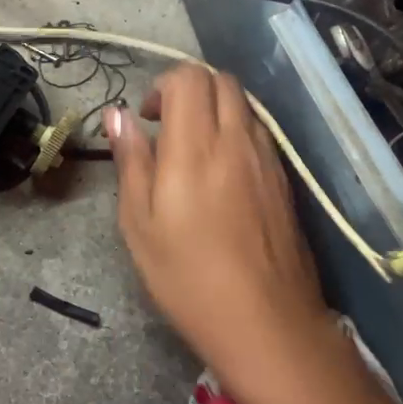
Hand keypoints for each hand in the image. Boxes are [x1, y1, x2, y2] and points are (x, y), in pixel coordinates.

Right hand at [106, 65, 333, 375]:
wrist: (268, 325)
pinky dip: (236, 132)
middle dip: (191, 89)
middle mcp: (236, 142)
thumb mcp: (139, 223)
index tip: (147, 119)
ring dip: (216, 109)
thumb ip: (131, 161)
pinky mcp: (285, 182)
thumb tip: (118, 115)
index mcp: (195, 148)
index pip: (189, 78)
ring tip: (192, 151)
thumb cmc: (188, 277)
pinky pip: (260, 133)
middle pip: (221, 80)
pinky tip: (221, 174)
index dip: (163, 85)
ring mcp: (267, 160)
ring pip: (244, 104)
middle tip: (167, 127)